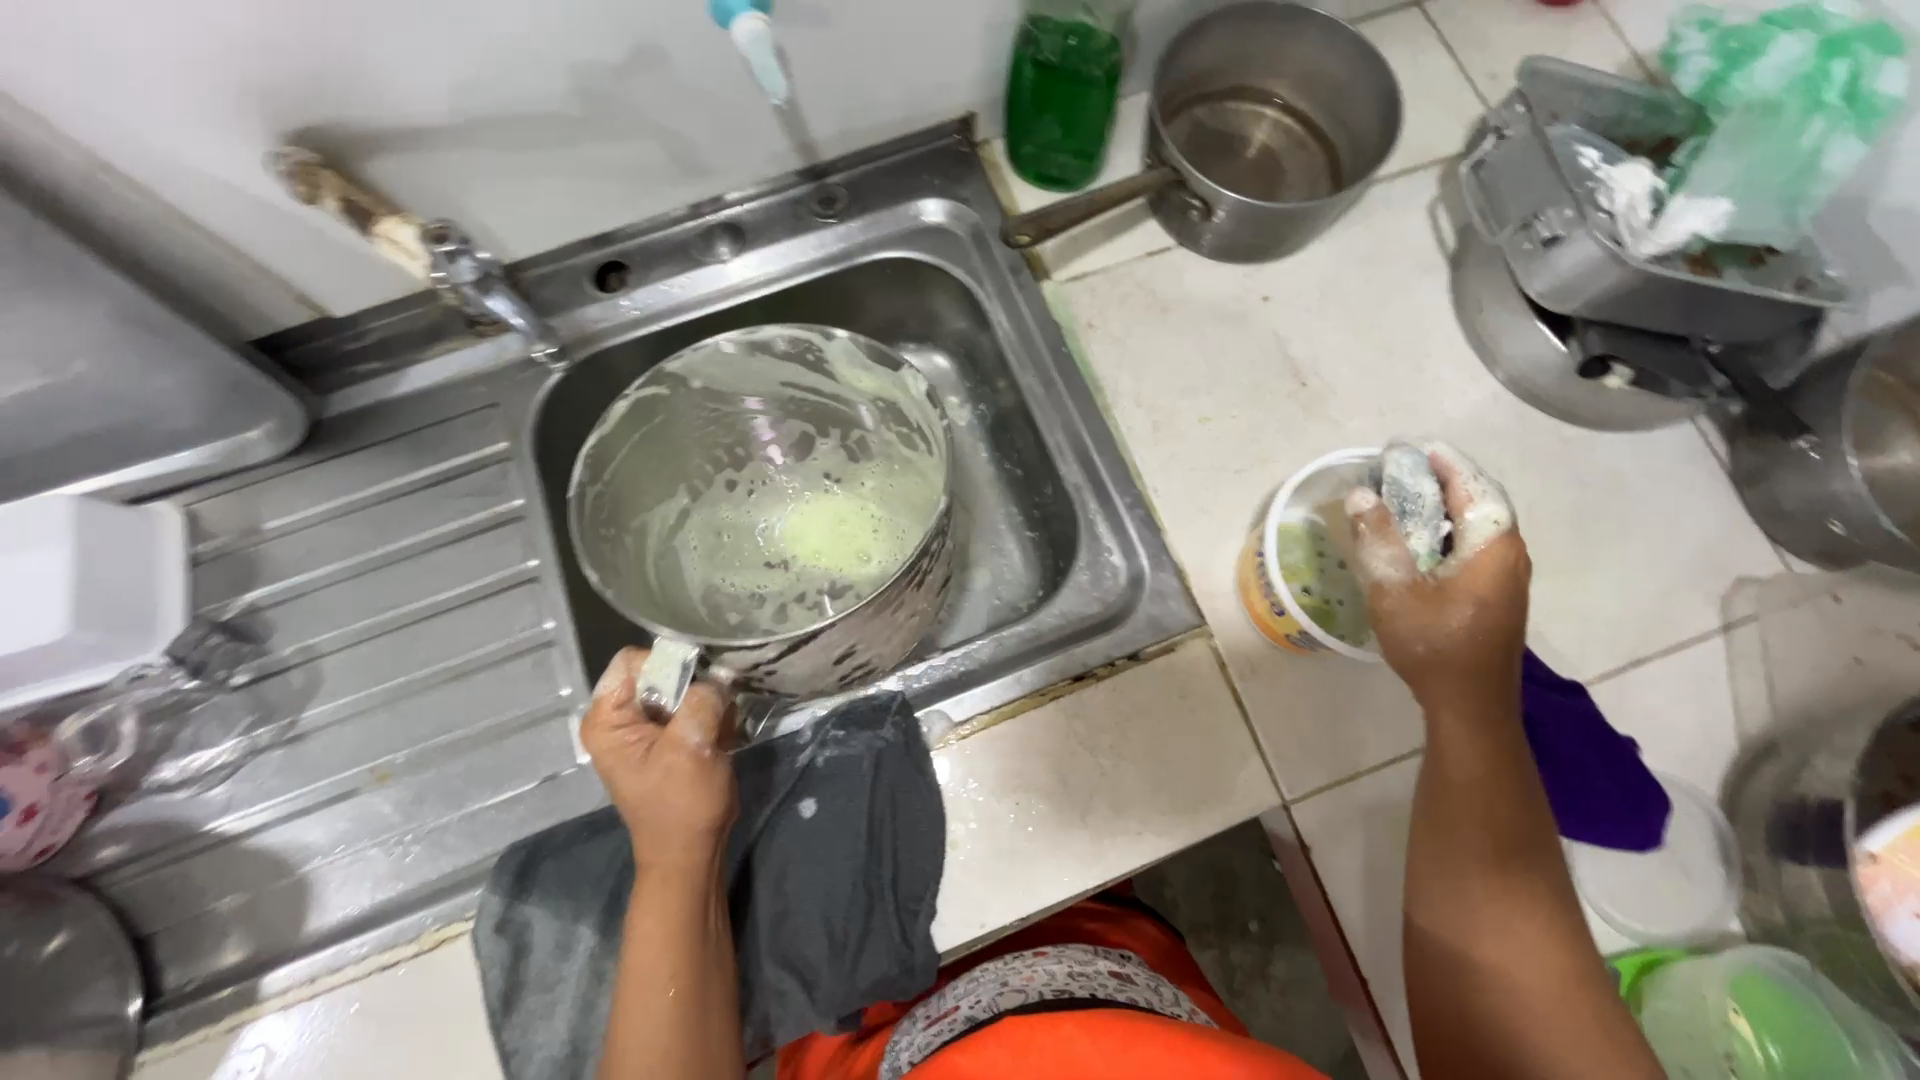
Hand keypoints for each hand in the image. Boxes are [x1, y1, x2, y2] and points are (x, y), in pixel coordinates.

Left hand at [580, 647, 738, 871]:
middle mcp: (618, 717)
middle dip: (694, 687)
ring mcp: (643, 728)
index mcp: (607, 718)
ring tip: (717, 733)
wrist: (690, 852)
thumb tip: (719, 675)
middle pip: (660, 672)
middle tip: (714, 713)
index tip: (698, 687)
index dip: (669, 665)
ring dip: (707, 705)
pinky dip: (710, 718)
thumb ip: (701, 700)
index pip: (634, 660)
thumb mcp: (692, 747)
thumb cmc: (682, 804)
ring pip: (682, 688)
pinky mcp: (666, 738)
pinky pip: (691, 708)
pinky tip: (718, 741)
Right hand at [1346, 442, 1530, 712]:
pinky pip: (1470, 548)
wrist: (1470, 706)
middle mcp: (1508, 555)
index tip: (1413, 448)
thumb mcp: (1397, 591)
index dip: (1445, 463)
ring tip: (1399, 501)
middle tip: (1397, 472)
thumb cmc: (1435, 645)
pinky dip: (1443, 535)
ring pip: (1473, 528)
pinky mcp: (1493, 596)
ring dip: (1440, 511)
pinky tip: (1414, 543)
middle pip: (1477, 503)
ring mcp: (1505, 578)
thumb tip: (1362, 496)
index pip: (1474, 486)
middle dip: (1440, 483)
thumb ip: (1380, 540)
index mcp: (1493, 546)